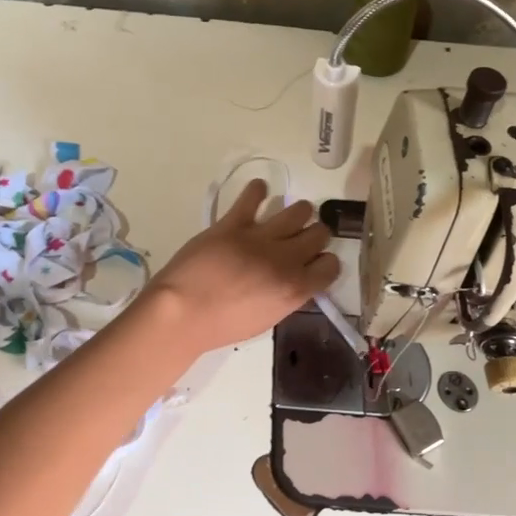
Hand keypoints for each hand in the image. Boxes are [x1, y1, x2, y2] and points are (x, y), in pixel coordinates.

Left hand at [131, 179, 336, 357]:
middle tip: (302, 239)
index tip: (315, 263)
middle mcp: (285, 258)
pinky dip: (257, 190)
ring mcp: (260, 237)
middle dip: (316, 235)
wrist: (183, 312)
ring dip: (297, 212)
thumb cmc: (223, 325)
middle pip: (319, 233)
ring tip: (286, 216)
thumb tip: (295, 278)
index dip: (326, 262)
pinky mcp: (234, 222)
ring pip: (297, 210)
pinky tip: (258, 191)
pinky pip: (253, 196)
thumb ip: (287, 294)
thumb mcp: (267, 318)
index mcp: (295, 288)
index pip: (331, 265)